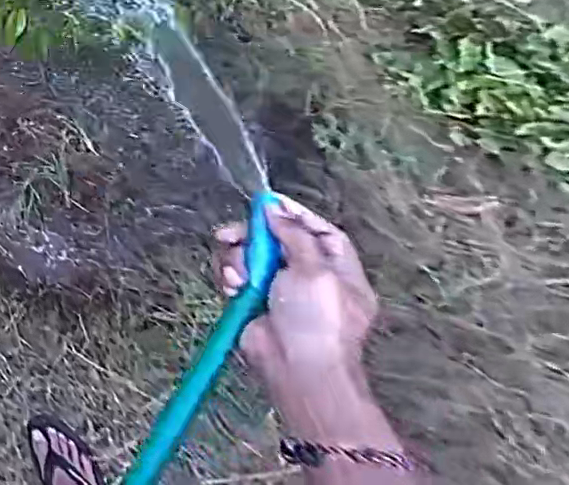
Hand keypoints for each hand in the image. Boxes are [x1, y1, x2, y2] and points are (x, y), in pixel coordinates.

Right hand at [213, 194, 377, 392]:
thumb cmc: (316, 319)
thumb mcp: (313, 271)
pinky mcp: (253, 299)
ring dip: (238, 259)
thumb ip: (293, 235)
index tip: (268, 201)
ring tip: (239, 276)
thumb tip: (273, 208)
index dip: (296, 214)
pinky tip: (234, 287)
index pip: (321, 233)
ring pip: (248, 254)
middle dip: (251, 235)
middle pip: (275, 239)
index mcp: (338, 273)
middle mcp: (308, 278)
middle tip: (230, 234)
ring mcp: (278, 289)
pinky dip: (230, 276)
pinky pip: (234, 273)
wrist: (296, 367)